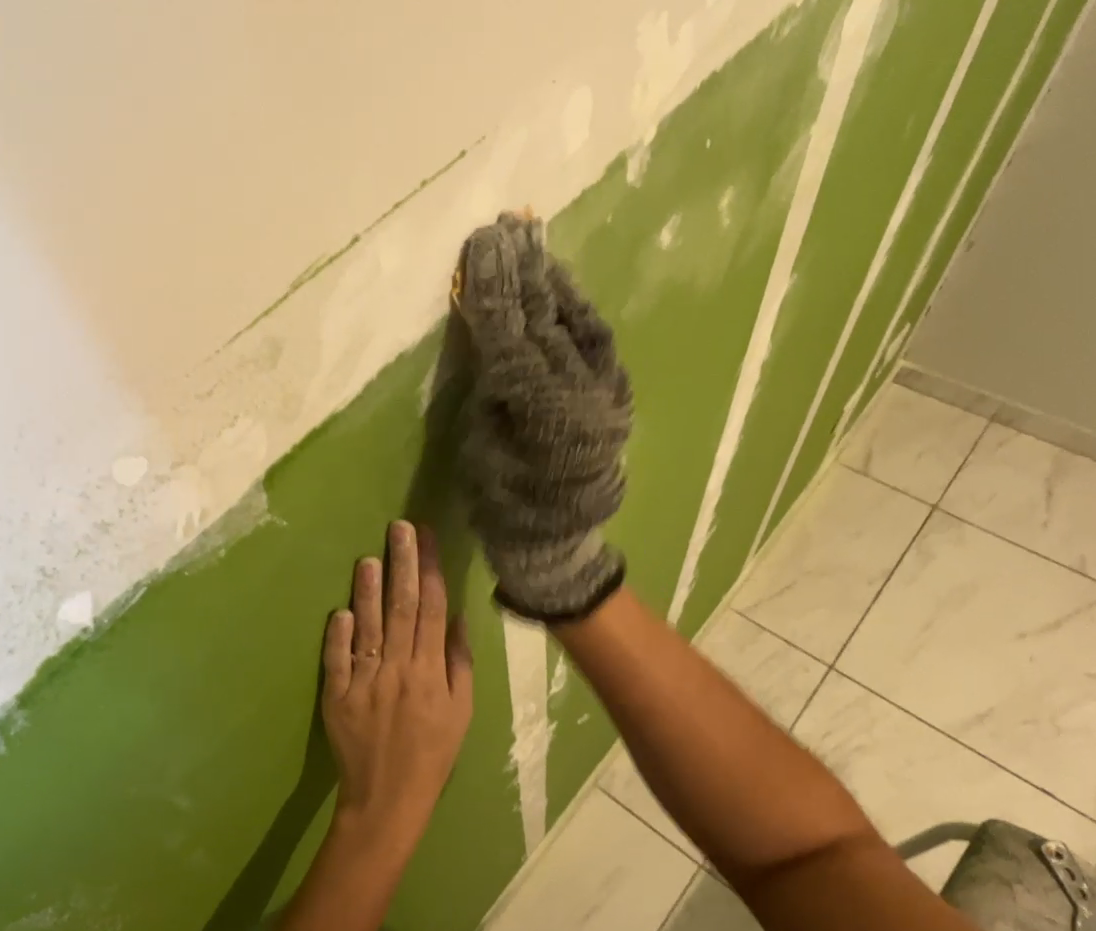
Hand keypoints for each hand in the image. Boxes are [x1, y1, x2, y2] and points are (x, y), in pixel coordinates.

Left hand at [321, 521, 473, 840]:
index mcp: (431, 672)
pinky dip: (339, 634)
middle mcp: (398, 669)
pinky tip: (342, 610)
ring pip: (368, 626)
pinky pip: (336, 659)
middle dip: (402, 564)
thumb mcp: (462, 712)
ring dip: (368, 590)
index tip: (427, 538)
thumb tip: (458, 618)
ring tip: (369, 558)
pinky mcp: (336, 696)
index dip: (430, 570)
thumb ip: (459, 663)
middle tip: (400, 529)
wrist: (388, 799)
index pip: (433, 609)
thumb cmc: (433, 755)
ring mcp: (364, 681)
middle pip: (402, 607)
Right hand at [456, 211, 631, 621]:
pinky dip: (578, 310)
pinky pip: (598, 341)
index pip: (508, 329)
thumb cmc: (502, 500)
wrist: (555, 539)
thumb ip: (489, 383)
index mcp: (532, 406)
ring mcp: (602, 391)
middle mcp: (574, 391)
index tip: (483, 241)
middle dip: (523, 268)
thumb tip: (491, 332)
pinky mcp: (617, 395)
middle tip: (509, 226)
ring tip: (534, 243)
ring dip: (553, 280)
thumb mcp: (479, 440)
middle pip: (544, 316)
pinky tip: (563, 287)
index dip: (494, 283)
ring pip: (577, 321)